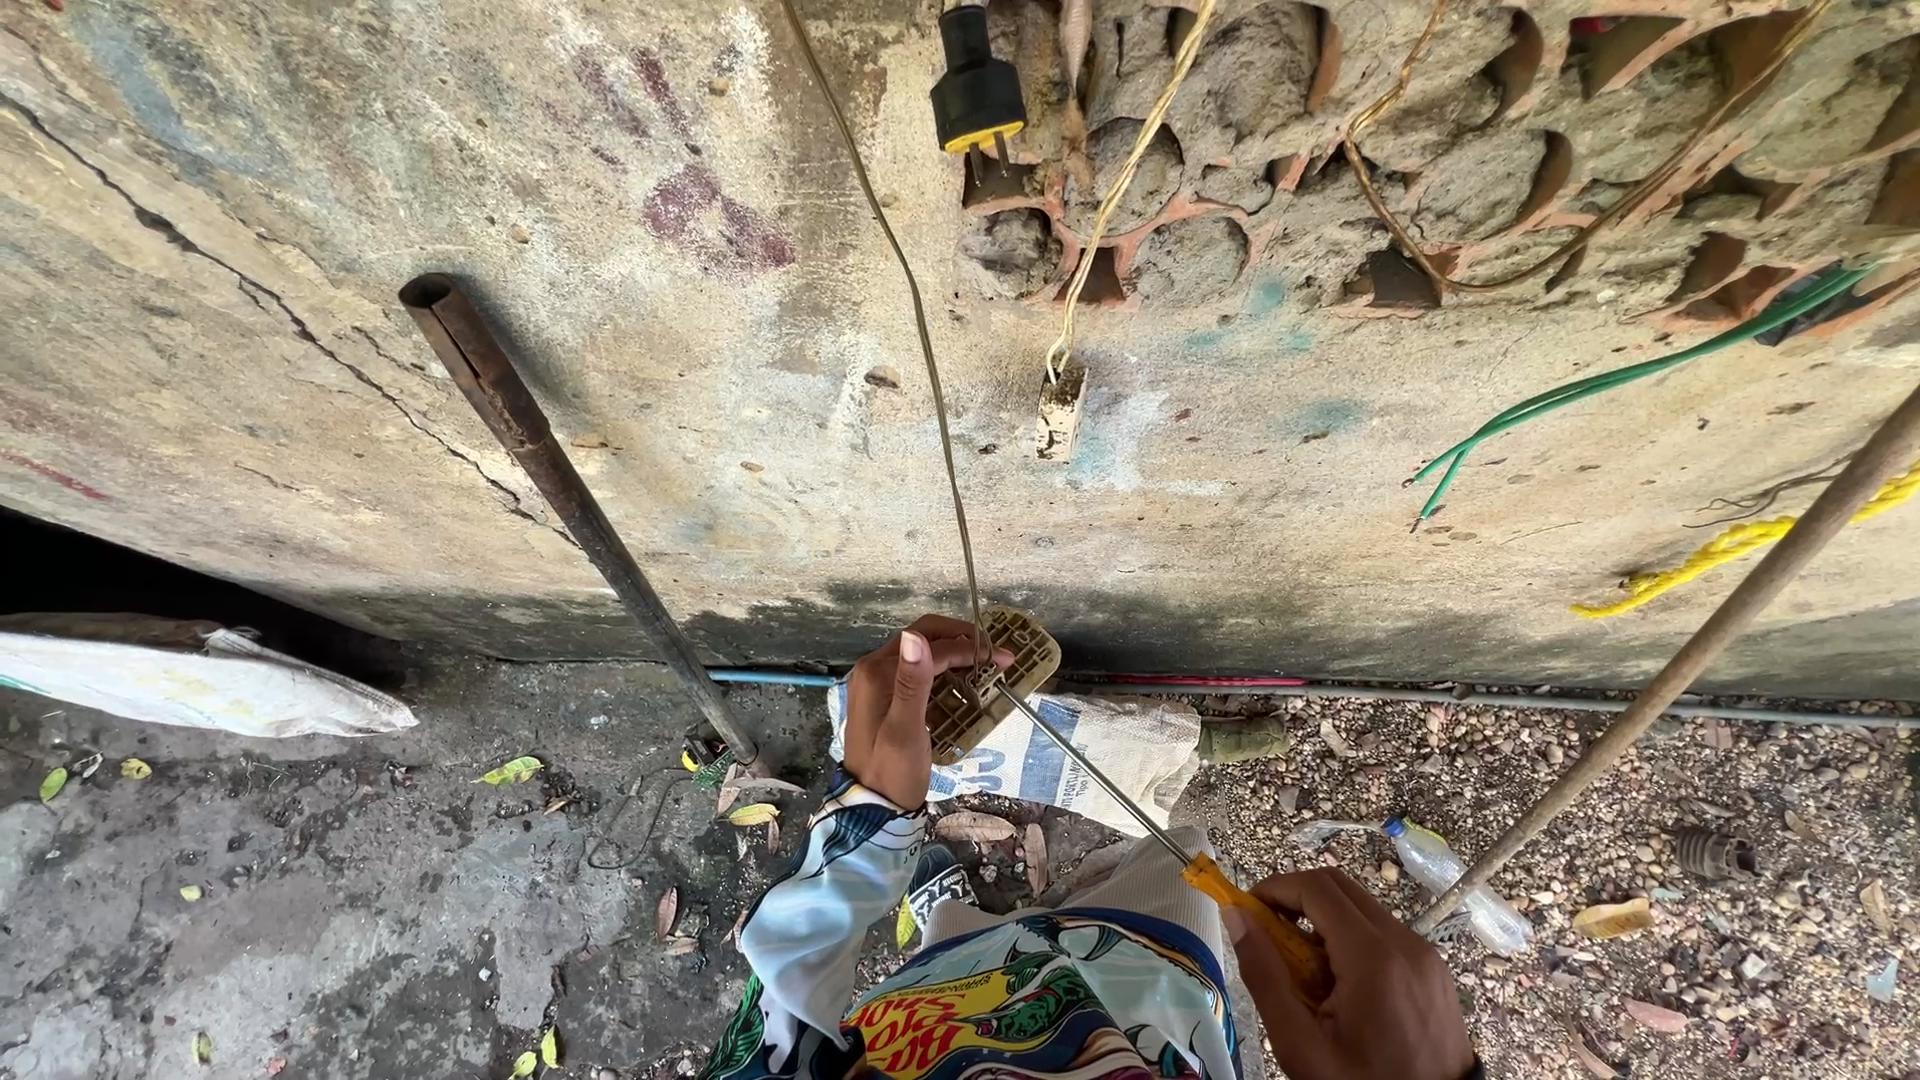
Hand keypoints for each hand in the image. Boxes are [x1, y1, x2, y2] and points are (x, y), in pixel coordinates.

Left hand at [841, 615, 1011, 810]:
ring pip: (922, 653)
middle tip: (996, 655)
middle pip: (924, 638)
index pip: (930, 645)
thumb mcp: (905, 731)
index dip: (968, 647)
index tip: (1002, 658)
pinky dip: (943, 670)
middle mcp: (873, 669)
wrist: (871, 809)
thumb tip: (915, 636)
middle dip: (962, 641)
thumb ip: (912, 683)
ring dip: (954, 653)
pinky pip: (917, 671)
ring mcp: (877, 682)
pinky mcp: (885, 696)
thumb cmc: (892, 774)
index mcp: (877, 672)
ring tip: (985, 666)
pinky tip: (962, 681)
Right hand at [1223, 869, 1474, 1079]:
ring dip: (1321, 918)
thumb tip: (1235, 916)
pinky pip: (1381, 930)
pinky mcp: (1434, 968)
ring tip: (1304, 966)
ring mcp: (1425, 955)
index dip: (1274, 888)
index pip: (1315, 887)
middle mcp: (1405, 943)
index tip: (1249, 912)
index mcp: (1373, 958)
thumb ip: (1264, 976)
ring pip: (1359, 905)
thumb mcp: (1301, 1045)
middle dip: (1294, 898)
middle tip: (1270, 933)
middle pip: (1337, 886)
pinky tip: (1339, 981)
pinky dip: (1349, 936)